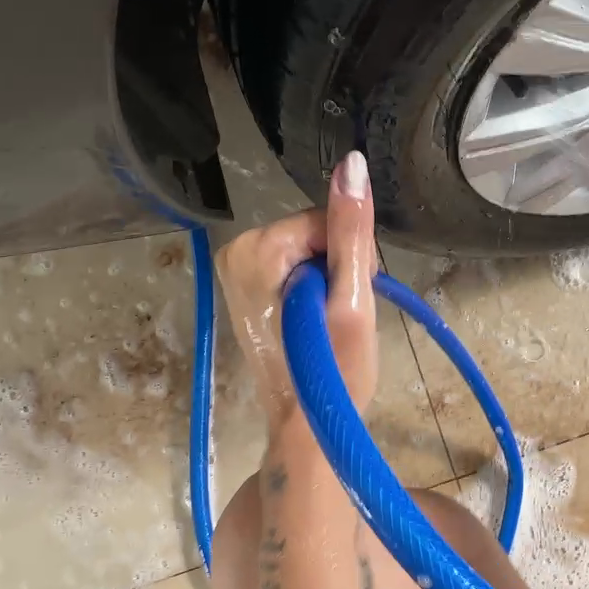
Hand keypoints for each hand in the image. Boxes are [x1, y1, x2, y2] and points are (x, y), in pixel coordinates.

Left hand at [215, 151, 378, 425]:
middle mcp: (235, 254)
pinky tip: (319, 325)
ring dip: (333, 283)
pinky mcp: (246, 292)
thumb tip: (353, 162)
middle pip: (315, 235)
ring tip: (333, 325)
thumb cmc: (335, 370)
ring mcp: (237, 274)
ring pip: (310, 252)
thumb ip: (350, 230)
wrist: (309, 427)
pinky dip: (316, 292)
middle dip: (341, 270)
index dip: (352, 259)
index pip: (326, 221)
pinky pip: (295, 270)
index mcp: (254, 251)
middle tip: (344, 316)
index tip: (353, 299)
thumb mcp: (351, 298)